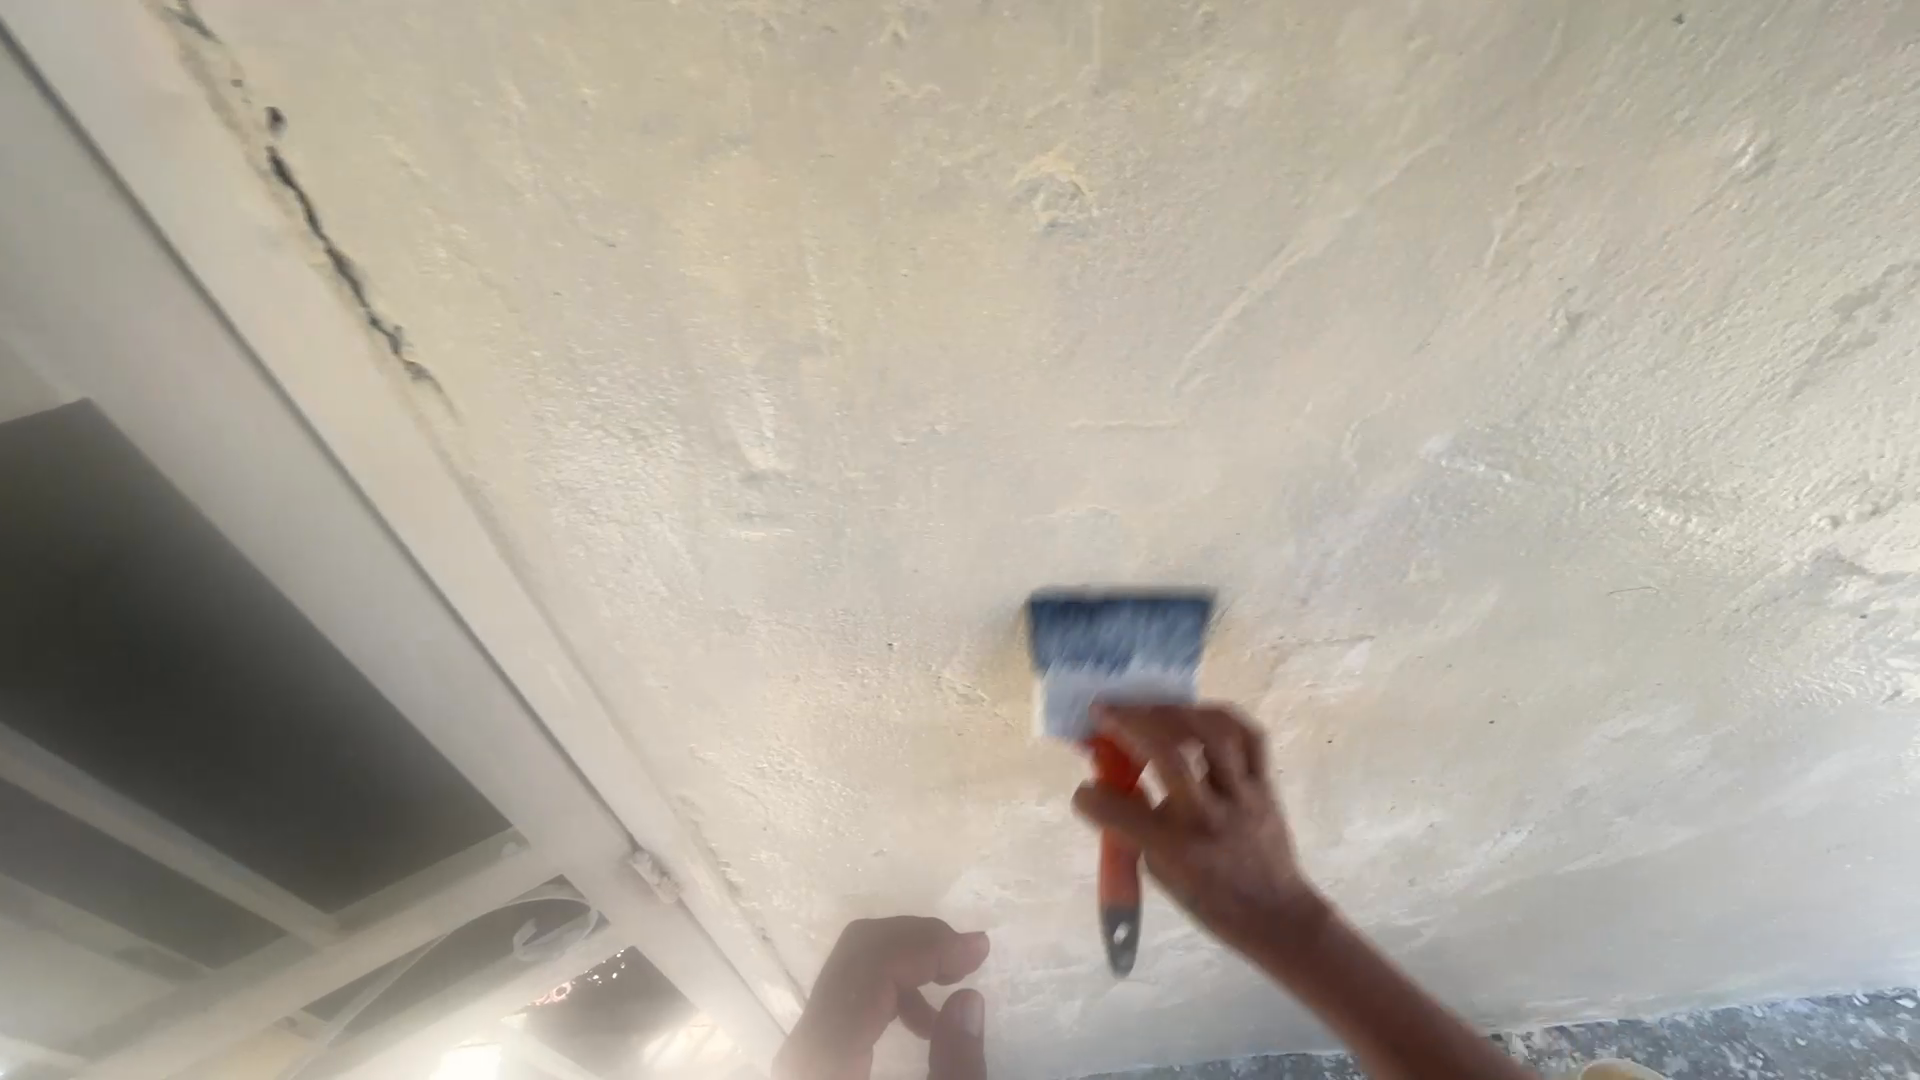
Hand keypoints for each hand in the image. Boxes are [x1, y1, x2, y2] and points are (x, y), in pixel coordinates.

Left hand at [773, 917, 989, 1079]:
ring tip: (953, 980)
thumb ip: (954, 1068)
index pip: (871, 965)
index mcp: (823, 1055)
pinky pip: (848, 998)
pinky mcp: (811, 1053)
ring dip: (908, 961)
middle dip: (920, 941)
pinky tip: (924, 1020)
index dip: (929, 945)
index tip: (978, 948)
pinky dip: (890, 990)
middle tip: (968, 954)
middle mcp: (804, 1040)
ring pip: (852, 967)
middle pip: (858, 951)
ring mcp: (803, 1044)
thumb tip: (969, 999)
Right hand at [1072, 703, 1325, 958]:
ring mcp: (1242, 797)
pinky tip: (1196, 714)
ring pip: (1212, 736)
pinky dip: (1221, 716)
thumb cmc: (1211, 899)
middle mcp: (1208, 817)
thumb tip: (1113, 781)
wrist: (1277, 915)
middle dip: (1130, 723)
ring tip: (1150, 707)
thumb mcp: (1161, 872)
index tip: (1083, 792)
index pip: (1120, 814)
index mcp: (1176, 849)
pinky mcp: (1266, 785)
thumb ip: (1136, 826)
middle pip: (1169, 755)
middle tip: (1106, 710)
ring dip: (1173, 712)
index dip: (1090, 798)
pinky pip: (1250, 736)